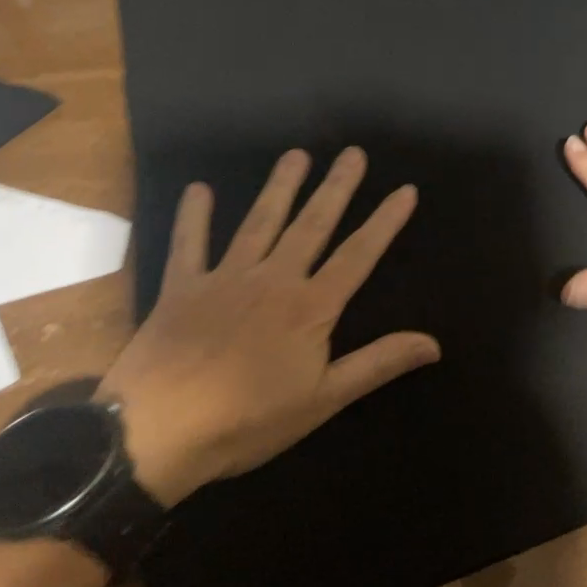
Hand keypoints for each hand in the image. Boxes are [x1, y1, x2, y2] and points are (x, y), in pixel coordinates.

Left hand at [98, 148, 439, 505]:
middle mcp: (272, 280)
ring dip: (280, 187)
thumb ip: (378, 364)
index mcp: (310, 307)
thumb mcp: (323, 400)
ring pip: (259, 223)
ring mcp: (224, 279)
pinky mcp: (180, 290)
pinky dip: (194, 217)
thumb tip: (433, 343)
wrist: (154, 433)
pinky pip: (188, 246)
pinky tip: (199, 189)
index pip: (358, 255)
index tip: (405, 190)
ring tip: (297, 155)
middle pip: (311, 225)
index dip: (384, 222)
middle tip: (352, 153)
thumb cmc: (247, 421)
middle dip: (335, 188)